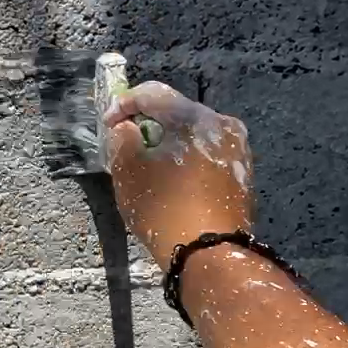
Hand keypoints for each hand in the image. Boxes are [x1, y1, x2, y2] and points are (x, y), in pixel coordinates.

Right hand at [104, 83, 253, 268]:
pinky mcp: (240, 171)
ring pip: (191, 133)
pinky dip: (183, 157)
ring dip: (165, 142)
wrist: (210, 253)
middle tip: (124, 145)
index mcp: (195, 117)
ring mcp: (237, 148)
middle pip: (175, 112)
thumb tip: (126, 127)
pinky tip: (169, 179)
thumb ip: (121, 139)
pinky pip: (204, 152)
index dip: (122, 105)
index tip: (106, 125)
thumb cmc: (163, 208)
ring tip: (145, 165)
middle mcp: (223, 124)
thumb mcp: (128, 171)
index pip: (152, 94)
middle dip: (146, 124)